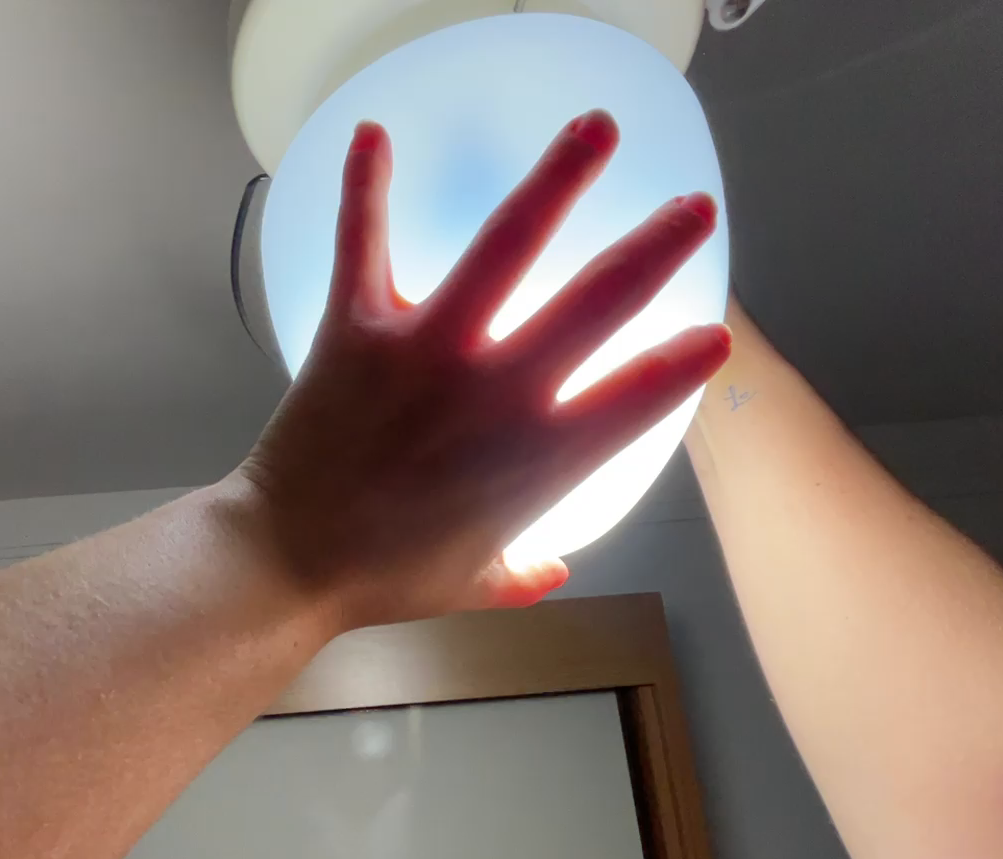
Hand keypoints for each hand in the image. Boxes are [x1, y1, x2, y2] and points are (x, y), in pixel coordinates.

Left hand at [236, 110, 729, 628]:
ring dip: (558, 178)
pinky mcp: (356, 331)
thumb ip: (521, 574)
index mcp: (538, 457)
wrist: (289, 560)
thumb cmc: (382, 577)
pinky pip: (361, 241)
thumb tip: (551, 573)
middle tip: (691, 209)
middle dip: (657, 247)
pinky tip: (372, 135)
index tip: (714, 336)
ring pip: (505, 243)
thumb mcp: (471, 586)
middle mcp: (497, 390)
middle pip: (599, 300)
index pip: (639, 396)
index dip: (683, 363)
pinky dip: (364, 186)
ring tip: (592, 128)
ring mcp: (427, 350)